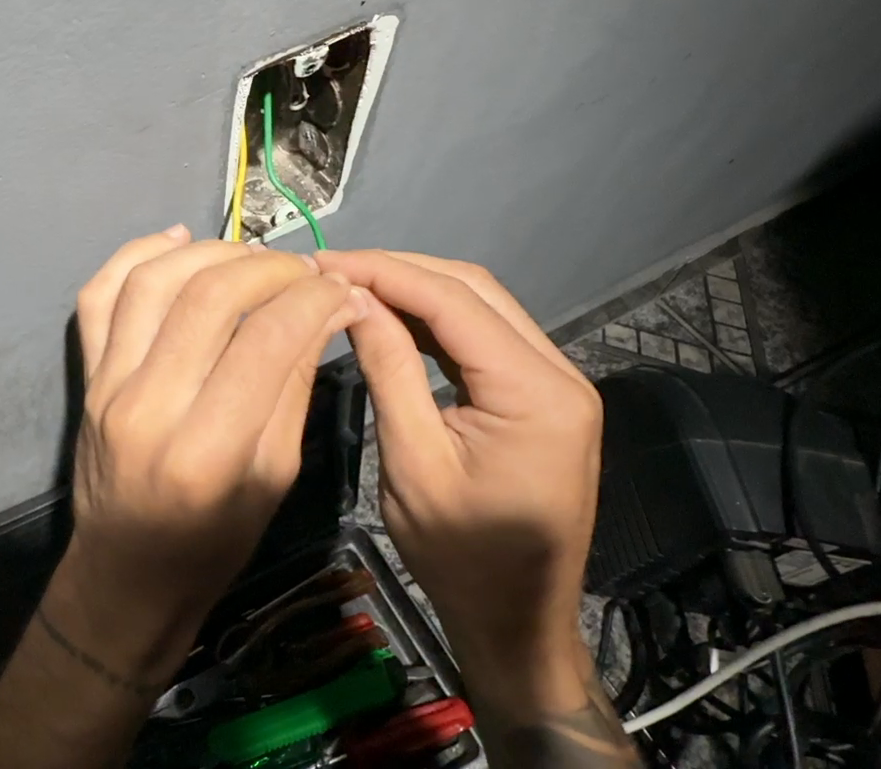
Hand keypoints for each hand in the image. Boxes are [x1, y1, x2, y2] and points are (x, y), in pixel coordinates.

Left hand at [48, 226, 369, 691]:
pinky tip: (179, 239)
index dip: (314, 301)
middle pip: (209, 297)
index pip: (267, 339)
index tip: (343, 290)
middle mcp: (147, 406)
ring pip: (152, 280)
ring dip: (210, 252)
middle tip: (304, 271)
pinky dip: (136, 253)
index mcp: (206, 450)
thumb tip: (327, 308)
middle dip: (269, 268)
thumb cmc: (212, 542)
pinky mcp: (85, 374)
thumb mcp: (274, 477)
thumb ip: (293, 386)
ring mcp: (106, 384)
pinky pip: (98, 294)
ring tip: (252, 256)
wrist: (126, 572)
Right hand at [314, 250, 602, 724]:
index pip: (452, 301)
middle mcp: (558, 374)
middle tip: (330, 270)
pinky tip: (389, 317)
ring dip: (415, 290)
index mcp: (536, 392)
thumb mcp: (413, 462)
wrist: (516, 619)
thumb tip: (352, 298)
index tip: (322, 262)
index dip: (383, 272)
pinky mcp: (539, 397)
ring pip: (479, 306)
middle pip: (473, 290)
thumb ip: (387, 369)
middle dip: (398, 270)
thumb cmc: (460, 556)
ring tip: (350, 286)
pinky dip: (433, 320)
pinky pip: (482, 338)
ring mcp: (555, 384)